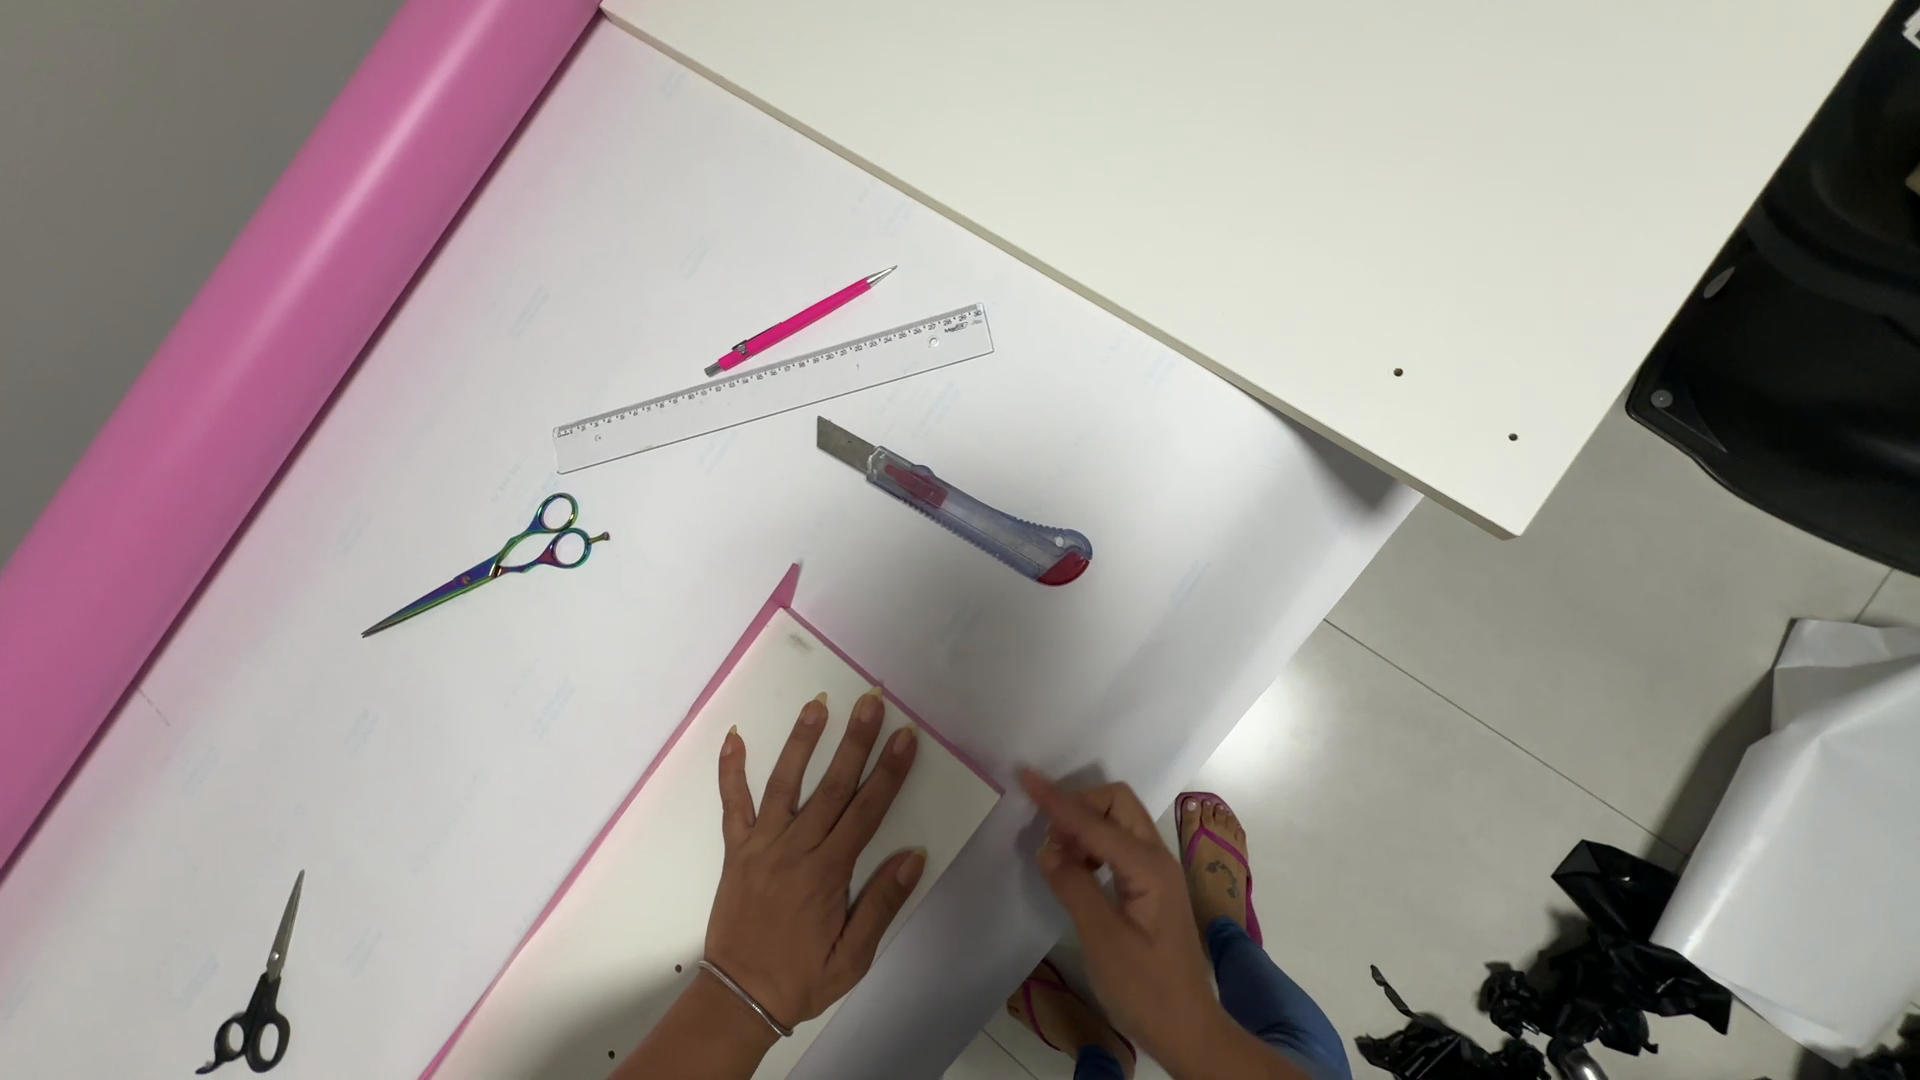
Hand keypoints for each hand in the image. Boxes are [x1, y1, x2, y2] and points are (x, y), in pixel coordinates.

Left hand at [704, 690, 925, 1029]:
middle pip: (832, 786)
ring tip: (818, 704)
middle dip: (855, 741)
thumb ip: (882, 903)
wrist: (738, 998)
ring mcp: (761, 845)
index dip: (889, 771)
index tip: (904, 736)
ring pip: (785, 783)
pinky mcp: (736, 849)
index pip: (866, 810)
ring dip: (802, 741)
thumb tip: (913, 855)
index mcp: (827, 873)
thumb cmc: (803, 978)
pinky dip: (731, 770)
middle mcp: (795, 849)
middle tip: (870, 702)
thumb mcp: (854, 956)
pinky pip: (732, 804)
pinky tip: (734, 736)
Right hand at [1021, 771, 1222, 1065]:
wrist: (1188, 1031)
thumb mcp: (1102, 940)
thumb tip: (1047, 848)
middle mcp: (1157, 858)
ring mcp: (1157, 870)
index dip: (1058, 801)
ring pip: (1119, 820)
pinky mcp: (1151, 885)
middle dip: (1079, 805)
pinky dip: (1093, 844)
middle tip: (1049, 835)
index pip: (1095, 821)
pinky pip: (1119, 843)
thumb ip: (1073, 886)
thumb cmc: (1145, 990)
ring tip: (1059, 856)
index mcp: (1148, 867)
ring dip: (1085, 825)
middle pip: (1117, 802)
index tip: (1027, 778)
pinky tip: (1077, 871)